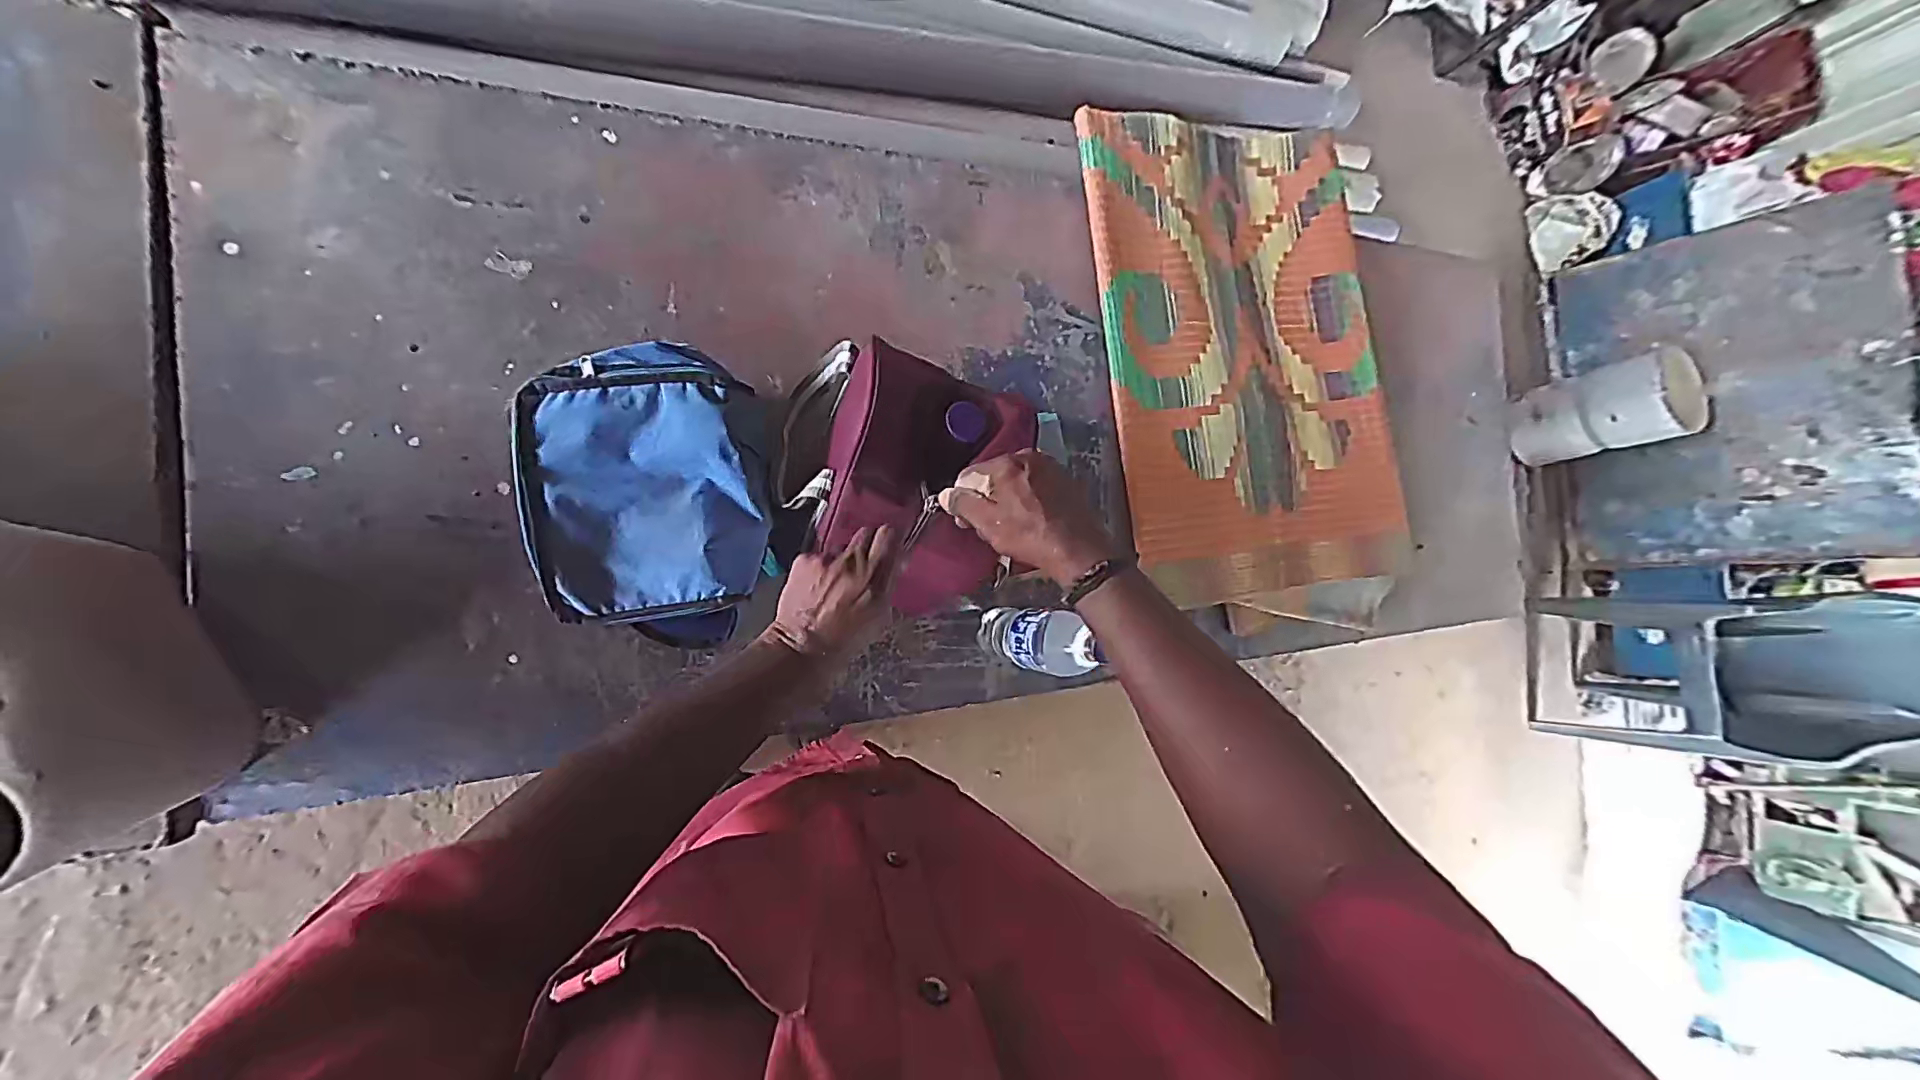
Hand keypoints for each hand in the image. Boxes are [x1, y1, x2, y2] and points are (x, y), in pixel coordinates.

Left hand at [761, 526, 900, 660]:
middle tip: (860, 564)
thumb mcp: (878, 617)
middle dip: (866, 545)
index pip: (889, 537)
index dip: (889, 537)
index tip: (889, 541)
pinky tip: (816, 586)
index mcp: (876, 580)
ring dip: (841, 559)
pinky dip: (819, 567)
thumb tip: (898, 561)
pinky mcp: (805, 560)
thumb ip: (889, 584)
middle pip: (865, 534)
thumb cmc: (843, 640)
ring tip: (833, 583)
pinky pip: (819, 555)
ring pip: (841, 547)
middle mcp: (853, 565)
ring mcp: (827, 560)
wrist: (802, 647)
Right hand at [938, 451, 1117, 586]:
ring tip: (1010, 525)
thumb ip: (963, 504)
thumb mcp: (989, 524)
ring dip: (1007, 499)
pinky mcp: (1065, 480)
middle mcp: (1027, 456)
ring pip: (1014, 480)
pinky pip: (1034, 485)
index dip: (963, 498)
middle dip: (986, 498)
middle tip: (987, 527)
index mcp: (1005, 463)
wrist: (1080, 550)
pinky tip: (1030, 519)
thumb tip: (946, 494)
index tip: (966, 522)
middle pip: (993, 476)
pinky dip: (1027, 499)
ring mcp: (1050, 466)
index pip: (969, 475)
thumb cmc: (1030, 536)